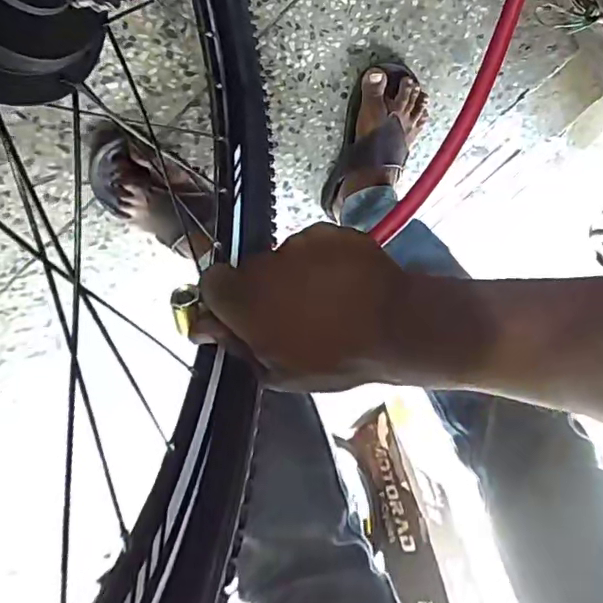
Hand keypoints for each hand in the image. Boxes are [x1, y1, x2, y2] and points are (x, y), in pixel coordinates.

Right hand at [190, 222, 419, 390]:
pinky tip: (342, 283)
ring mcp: (297, 242)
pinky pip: (311, 245)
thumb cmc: (336, 357)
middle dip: (261, 290)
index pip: (210, 282)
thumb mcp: (280, 372)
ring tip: (324, 300)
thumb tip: (206, 327)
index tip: (237, 313)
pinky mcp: (325, 230)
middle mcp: (265, 263)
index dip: (221, 297)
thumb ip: (237, 346)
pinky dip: (320, 261)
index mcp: (246, 300)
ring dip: (293, 275)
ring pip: (282, 258)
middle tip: (289, 315)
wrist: (396, 324)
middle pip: (248, 270)